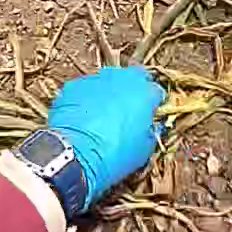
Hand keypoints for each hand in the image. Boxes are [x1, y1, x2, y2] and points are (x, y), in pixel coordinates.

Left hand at [45, 65, 164, 209]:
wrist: (73, 155)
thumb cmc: (114, 155)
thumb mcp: (144, 151)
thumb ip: (152, 131)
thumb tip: (151, 125)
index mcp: (146, 93)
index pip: (157, 92)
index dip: (154, 105)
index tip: (149, 117)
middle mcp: (124, 78)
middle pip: (135, 76)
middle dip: (135, 89)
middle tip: (129, 110)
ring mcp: (97, 78)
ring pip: (109, 79)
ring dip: (110, 91)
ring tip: (103, 113)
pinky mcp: (74, 84)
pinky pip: (86, 88)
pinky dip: (87, 97)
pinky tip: (83, 116)